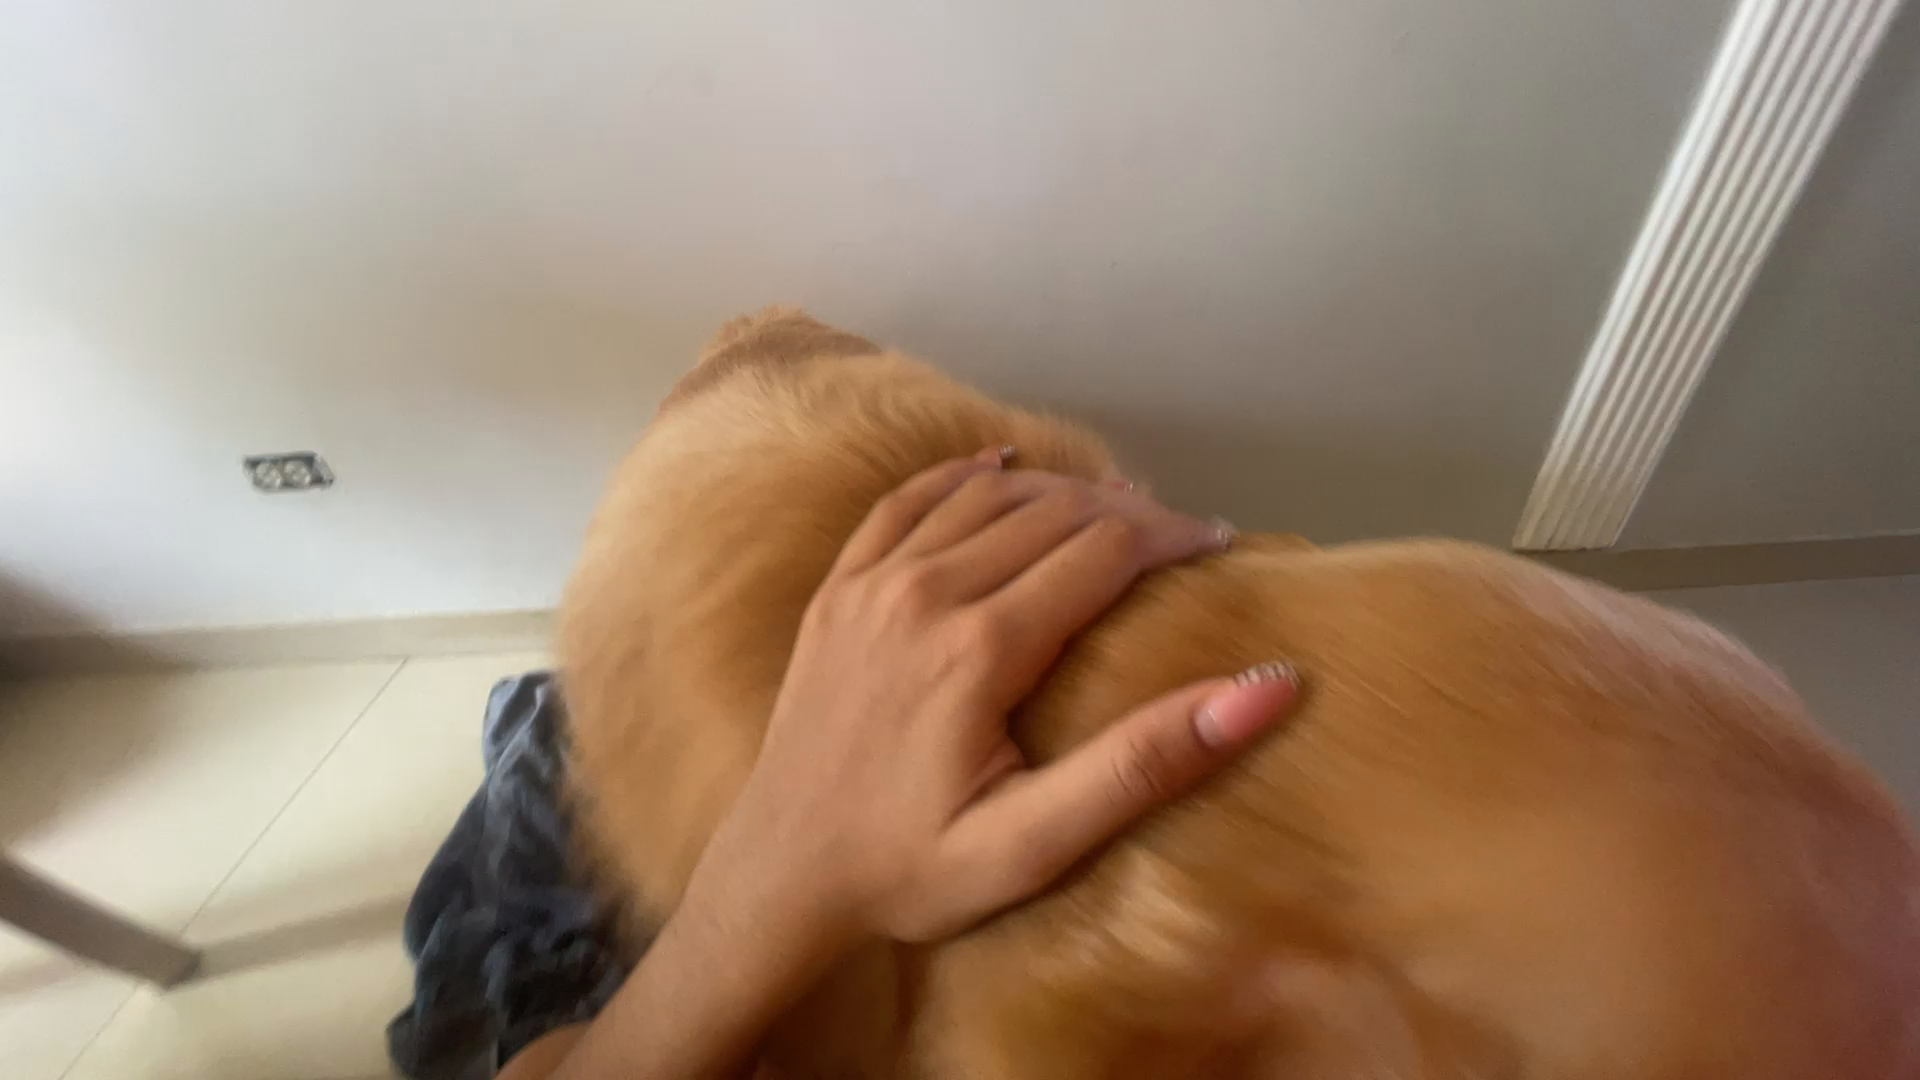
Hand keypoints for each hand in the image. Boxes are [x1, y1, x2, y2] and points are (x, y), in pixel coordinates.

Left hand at [690, 448, 1300, 949]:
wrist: (780, 870)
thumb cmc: (910, 869)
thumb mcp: (1033, 845)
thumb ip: (1143, 763)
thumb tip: (1264, 688)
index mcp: (981, 647)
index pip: (1102, 552)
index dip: (1169, 536)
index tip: (1216, 541)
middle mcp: (925, 591)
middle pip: (1051, 513)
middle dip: (1127, 511)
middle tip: (1175, 530)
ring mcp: (871, 581)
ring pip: (984, 496)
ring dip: (1056, 488)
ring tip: (1111, 501)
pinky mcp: (838, 587)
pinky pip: (903, 503)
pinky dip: (958, 475)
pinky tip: (994, 465)